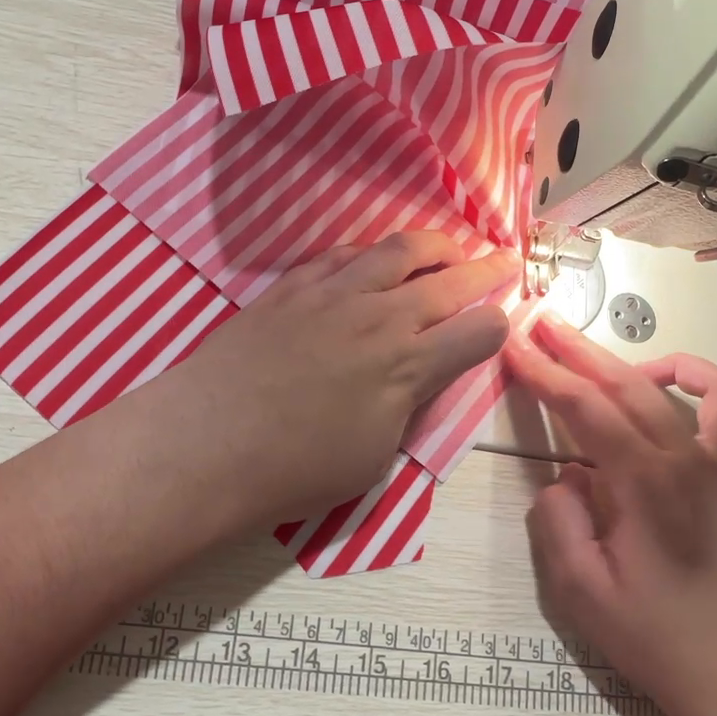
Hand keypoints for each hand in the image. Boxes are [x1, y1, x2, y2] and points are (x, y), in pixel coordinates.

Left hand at [156, 232, 517, 523]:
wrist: (210, 442)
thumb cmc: (297, 469)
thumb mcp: (374, 457)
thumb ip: (404, 410)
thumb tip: (413, 382)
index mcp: (409, 366)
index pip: (477, 333)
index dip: (499, 326)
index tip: (503, 324)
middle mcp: (380, 317)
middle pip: (449, 281)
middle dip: (486, 271)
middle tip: (506, 260)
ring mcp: (334, 294)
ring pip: (397, 250)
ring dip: (434, 245)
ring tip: (449, 248)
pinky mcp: (293, 287)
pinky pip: (343, 254)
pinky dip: (371, 252)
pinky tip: (374, 257)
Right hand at [504, 316, 716, 715]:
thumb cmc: (655, 640)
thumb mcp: (580, 591)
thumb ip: (559, 522)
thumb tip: (564, 479)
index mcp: (645, 480)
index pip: (584, 407)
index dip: (544, 373)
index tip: (515, 344)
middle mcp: (693, 460)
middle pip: (633, 385)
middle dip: (583, 350)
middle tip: (547, 324)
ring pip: (711, 389)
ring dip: (667, 364)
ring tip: (631, 367)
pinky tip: (702, 417)